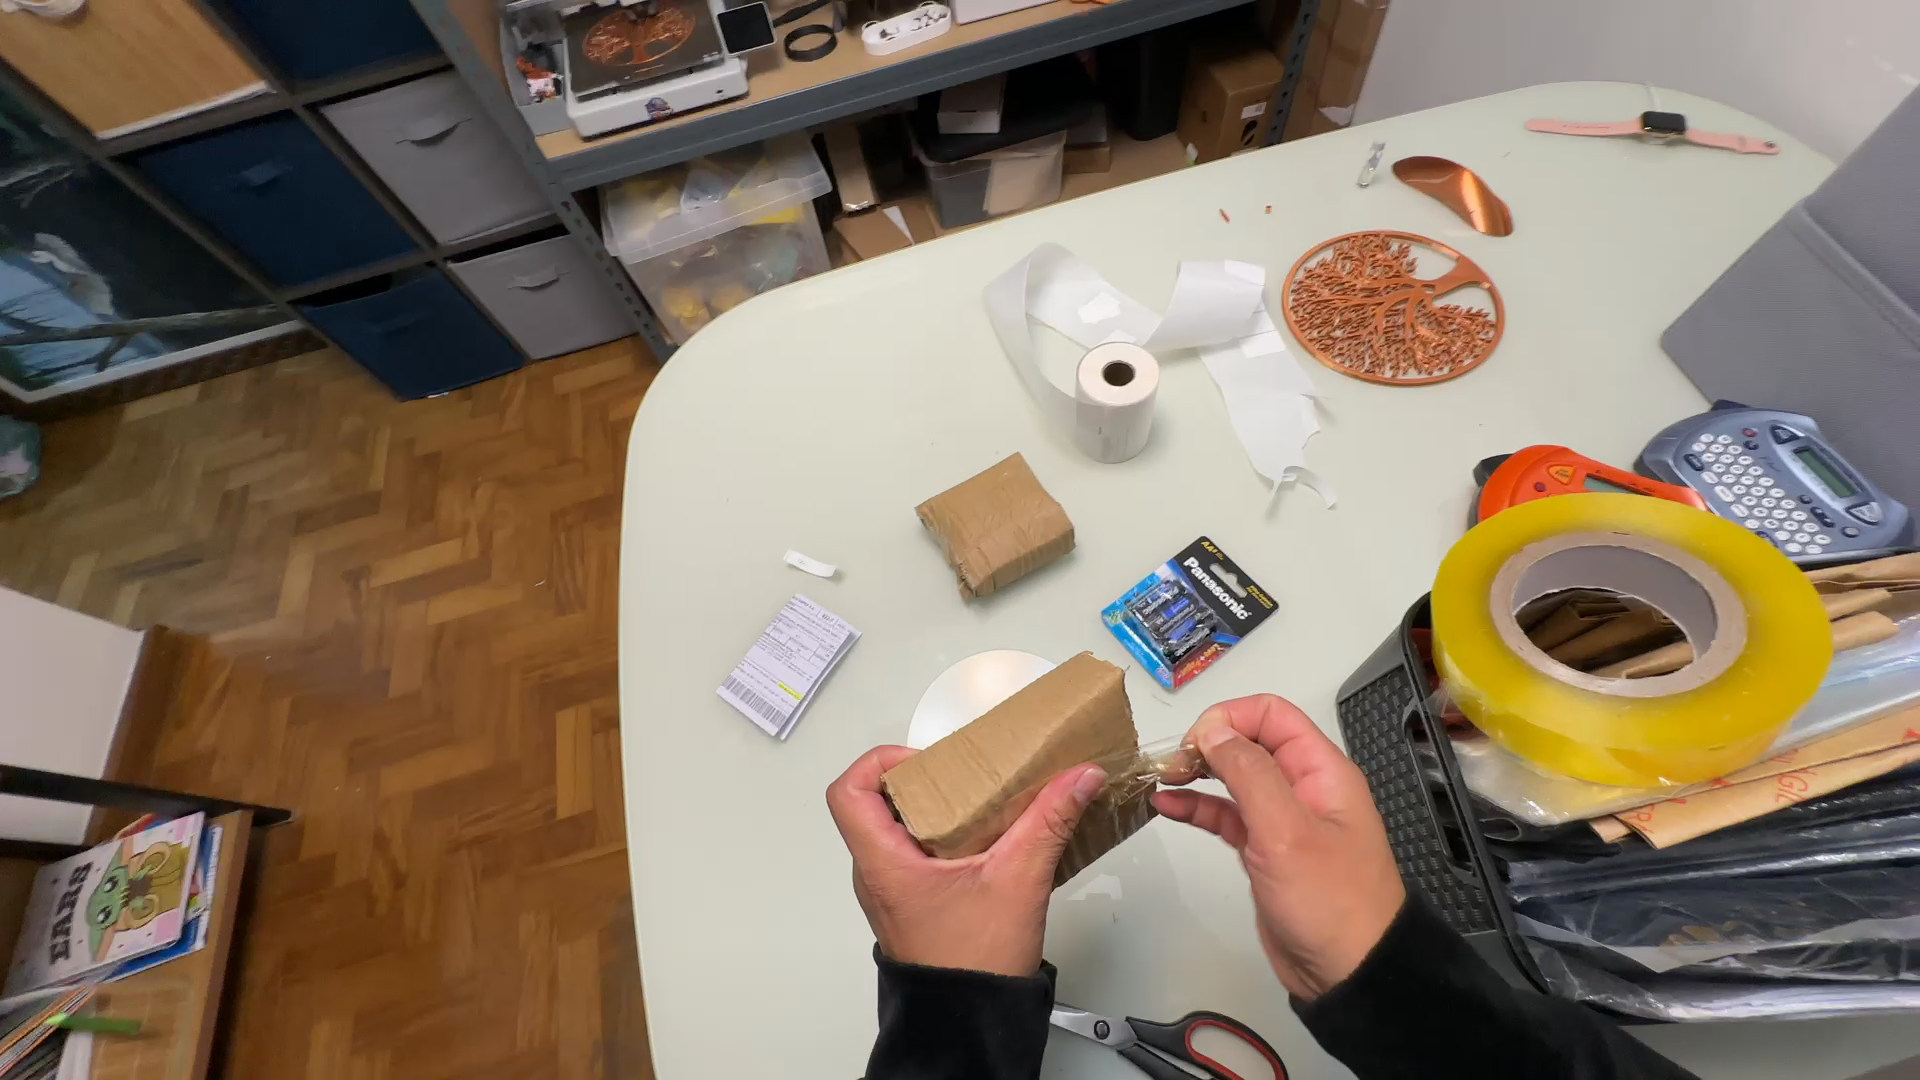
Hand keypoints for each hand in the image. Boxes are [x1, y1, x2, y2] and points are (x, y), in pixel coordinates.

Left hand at [826, 745, 1106, 975]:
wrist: (970, 1026)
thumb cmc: (975, 966)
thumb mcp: (1018, 881)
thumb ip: (1049, 822)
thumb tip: (1078, 777)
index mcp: (884, 864)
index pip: (848, 793)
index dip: (878, 762)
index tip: (921, 761)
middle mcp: (877, 873)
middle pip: (873, 802)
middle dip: (917, 778)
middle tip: (957, 773)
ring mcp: (890, 889)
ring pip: (893, 827)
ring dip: (930, 806)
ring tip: (972, 798)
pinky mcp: (909, 901)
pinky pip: (910, 851)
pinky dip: (939, 832)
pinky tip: (979, 834)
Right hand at [1152, 695, 1404, 1000]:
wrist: (1350, 977)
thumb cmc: (1329, 901)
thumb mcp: (1287, 831)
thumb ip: (1248, 773)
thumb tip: (1211, 730)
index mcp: (1319, 770)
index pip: (1271, 714)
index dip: (1229, 718)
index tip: (1196, 744)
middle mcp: (1300, 784)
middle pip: (1246, 740)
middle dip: (1207, 743)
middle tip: (1174, 765)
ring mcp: (1280, 816)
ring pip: (1231, 774)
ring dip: (1195, 771)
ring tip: (1162, 779)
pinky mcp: (1262, 846)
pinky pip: (1224, 812)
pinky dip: (1195, 806)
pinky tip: (1166, 806)